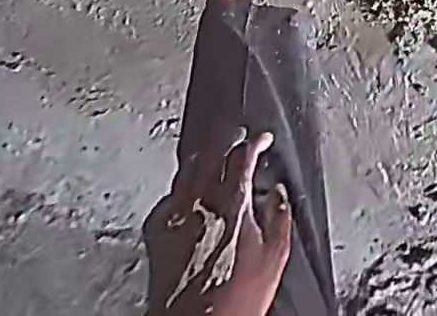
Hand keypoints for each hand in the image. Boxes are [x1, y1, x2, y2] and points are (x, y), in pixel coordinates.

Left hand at [144, 130, 292, 315]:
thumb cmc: (236, 298)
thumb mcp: (274, 255)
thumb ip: (279, 215)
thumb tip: (278, 192)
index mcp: (232, 201)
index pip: (243, 153)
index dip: (256, 140)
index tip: (264, 140)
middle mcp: (200, 202)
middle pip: (211, 152)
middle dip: (228, 142)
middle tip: (240, 144)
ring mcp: (175, 216)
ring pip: (187, 169)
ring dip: (205, 159)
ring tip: (216, 162)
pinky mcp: (157, 235)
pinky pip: (169, 197)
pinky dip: (183, 189)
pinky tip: (191, 198)